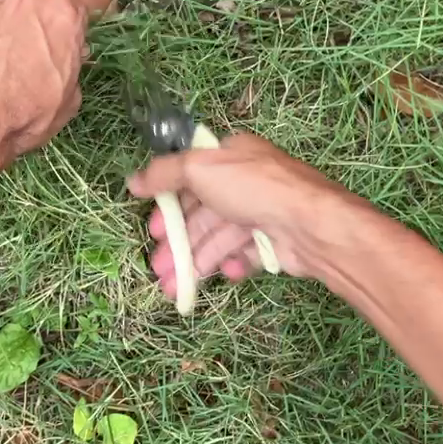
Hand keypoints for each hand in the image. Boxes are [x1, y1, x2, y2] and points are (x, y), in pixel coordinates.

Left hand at [0, 0, 112, 173]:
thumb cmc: (26, 117)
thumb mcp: (67, 101)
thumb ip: (74, 69)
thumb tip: (73, 55)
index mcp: (65, 18)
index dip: (98, 3)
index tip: (97, 11)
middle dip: (51, 12)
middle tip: (45, 39)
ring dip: (18, 3)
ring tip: (12, 25)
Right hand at [127, 133, 368, 297]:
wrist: (310, 224)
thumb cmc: (253, 188)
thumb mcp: (200, 169)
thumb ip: (164, 174)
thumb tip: (132, 181)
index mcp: (230, 156)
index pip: (190, 178)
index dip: (168, 205)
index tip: (152, 230)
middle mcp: (245, 182)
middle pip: (202, 215)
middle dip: (178, 243)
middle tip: (159, 268)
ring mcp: (260, 213)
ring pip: (219, 239)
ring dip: (196, 262)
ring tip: (175, 287)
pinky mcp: (273, 242)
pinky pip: (244, 254)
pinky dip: (231, 264)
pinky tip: (224, 273)